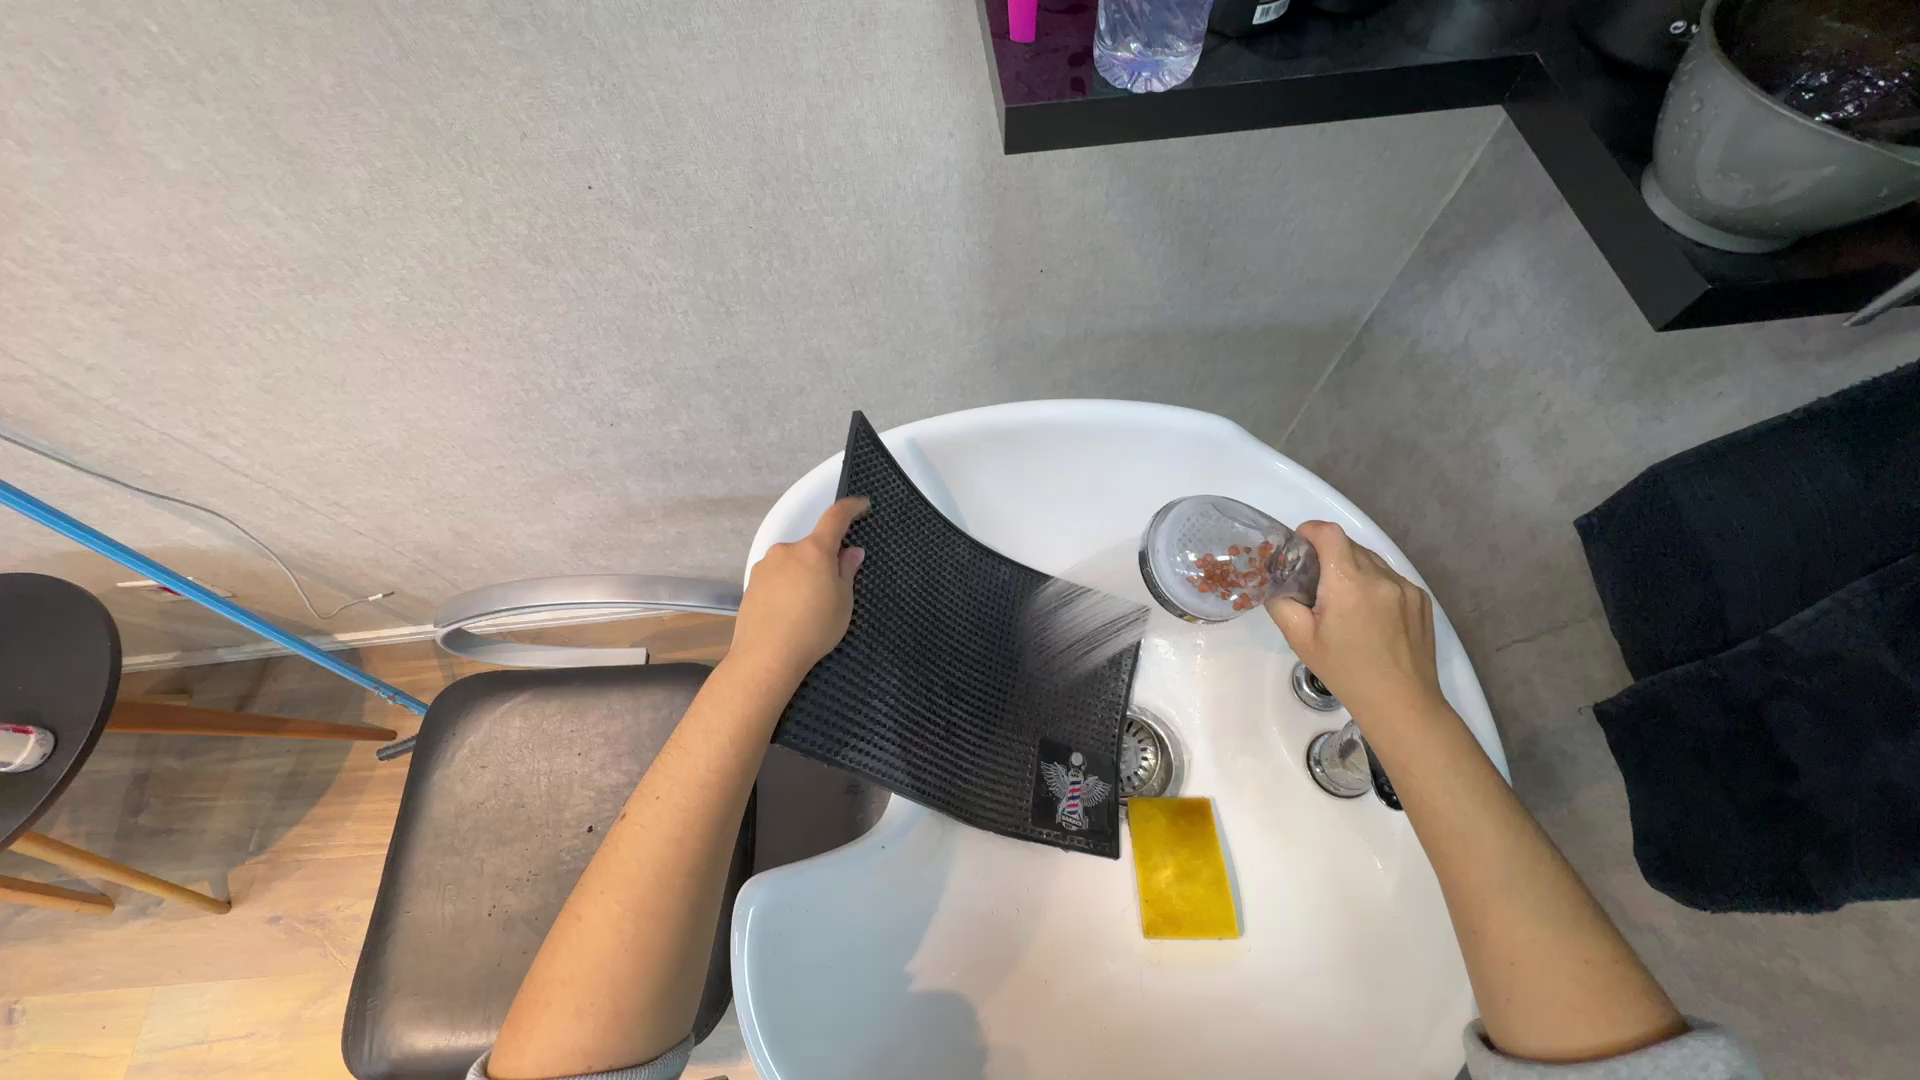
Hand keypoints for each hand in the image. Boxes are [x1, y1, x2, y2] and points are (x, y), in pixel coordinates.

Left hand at [729, 496, 868, 684]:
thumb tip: (850, 552)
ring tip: (810, 609)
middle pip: (812, 547)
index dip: (851, 508)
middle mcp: (787, 550)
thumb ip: (846, 571)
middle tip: (835, 588)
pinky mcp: (752, 584)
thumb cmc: (814, 628)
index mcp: (814, 550)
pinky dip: (788, 588)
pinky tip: (791, 615)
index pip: (835, 517)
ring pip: (793, 564)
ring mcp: (765, 566)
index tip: (862, 505)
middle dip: (825, 560)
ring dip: (805, 576)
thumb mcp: (843, 602)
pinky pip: (778, 579)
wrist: (766, 657)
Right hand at [1264, 521, 1445, 731]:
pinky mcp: (1421, 599)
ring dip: (1352, 570)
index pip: (1329, 533)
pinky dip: (1374, 586)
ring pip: (1371, 561)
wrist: (1400, 701)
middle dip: (1328, 555)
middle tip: (1314, 583)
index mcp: (1348, 583)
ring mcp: (1406, 587)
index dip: (1310, 531)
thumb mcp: (1299, 639)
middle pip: (1349, 545)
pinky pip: (1390, 579)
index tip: (1299, 546)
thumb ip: (1281, 603)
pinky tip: (1369, 616)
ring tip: (1343, 603)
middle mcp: (1381, 577)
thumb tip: (1277, 584)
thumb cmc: (1345, 671)